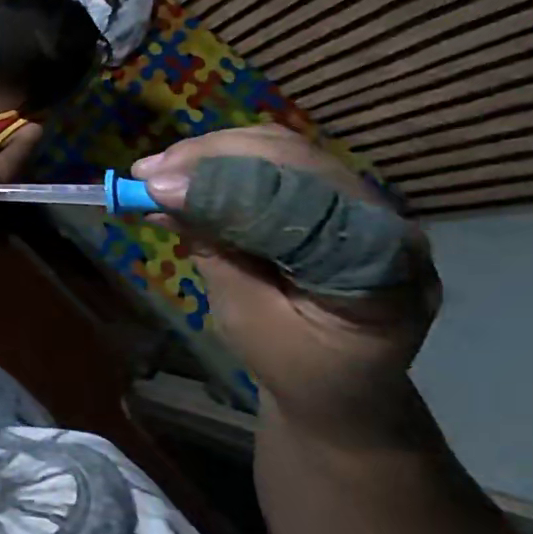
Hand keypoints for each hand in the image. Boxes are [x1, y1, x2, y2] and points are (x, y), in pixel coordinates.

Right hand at [131, 124, 438, 438]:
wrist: (343, 385)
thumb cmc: (296, 366)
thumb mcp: (246, 318)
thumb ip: (213, 251)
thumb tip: (162, 195)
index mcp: (380, 269)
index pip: (298, 206)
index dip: (224, 187)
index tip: (156, 186)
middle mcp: (384, 220)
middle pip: (292, 161)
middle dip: (212, 158)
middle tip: (148, 172)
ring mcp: (365, 199)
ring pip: (282, 148)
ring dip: (212, 151)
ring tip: (156, 169)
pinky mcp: (335, 189)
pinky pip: (277, 156)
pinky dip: (224, 156)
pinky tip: (184, 168)